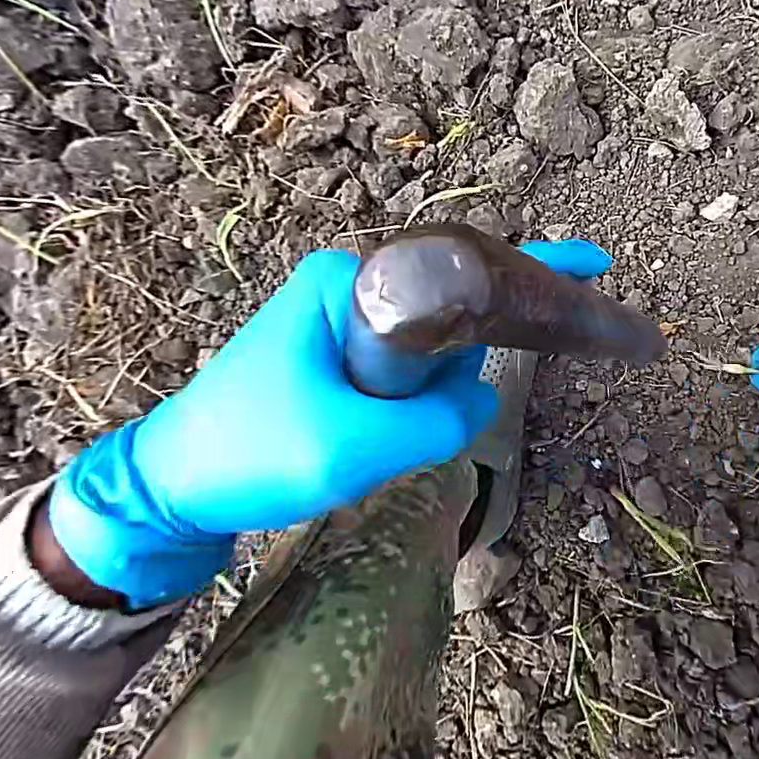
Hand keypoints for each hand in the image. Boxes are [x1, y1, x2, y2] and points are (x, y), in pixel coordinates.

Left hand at [48, 238, 611, 606]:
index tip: (595, 264)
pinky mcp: (344, 347)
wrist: (164, 494)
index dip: (535, 270)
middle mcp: (354, 282)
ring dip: (449, 376)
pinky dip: (434, 381)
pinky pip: (415, 354)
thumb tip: (484, 397)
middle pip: (459, 299)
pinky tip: (420, 418)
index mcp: (351, 281)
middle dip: (488, 336)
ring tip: (405, 429)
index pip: (463, 268)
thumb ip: (442, 420)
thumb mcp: (359, 447)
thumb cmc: (251, 457)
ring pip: (439, 336)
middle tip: (511, 366)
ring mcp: (348, 313)